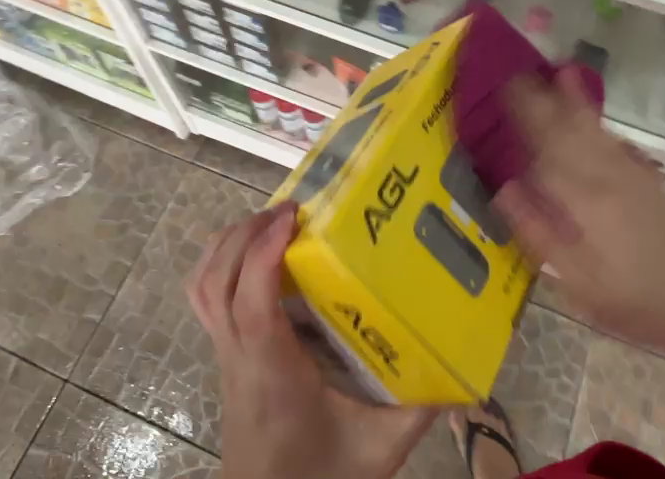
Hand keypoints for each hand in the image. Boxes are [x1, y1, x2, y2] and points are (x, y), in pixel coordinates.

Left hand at [187, 202, 439, 478]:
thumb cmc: (323, 475)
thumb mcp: (381, 445)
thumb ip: (422, 405)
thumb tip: (462, 359)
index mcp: (272, 373)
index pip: (250, 304)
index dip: (263, 253)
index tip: (294, 217)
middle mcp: (237, 356)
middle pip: (216, 282)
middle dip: (247, 234)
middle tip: (294, 211)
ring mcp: (224, 354)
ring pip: (202, 287)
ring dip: (230, 243)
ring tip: (272, 222)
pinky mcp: (223, 354)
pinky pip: (206, 298)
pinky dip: (221, 262)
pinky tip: (256, 253)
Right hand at [494, 70, 664, 355]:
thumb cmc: (635, 301)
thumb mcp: (578, 281)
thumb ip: (539, 233)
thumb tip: (506, 189)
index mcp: (584, 198)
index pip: (544, 147)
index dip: (525, 117)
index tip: (505, 89)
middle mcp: (607, 177)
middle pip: (570, 130)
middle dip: (546, 101)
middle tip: (523, 74)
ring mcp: (633, 176)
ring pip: (595, 131)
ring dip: (576, 102)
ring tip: (563, 74)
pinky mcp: (651, 183)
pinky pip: (617, 143)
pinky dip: (601, 125)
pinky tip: (595, 121)